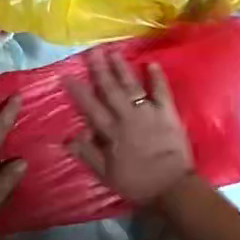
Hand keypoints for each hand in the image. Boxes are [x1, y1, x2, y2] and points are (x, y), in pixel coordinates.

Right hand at [64, 49, 195, 205]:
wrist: (172, 188)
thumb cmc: (138, 183)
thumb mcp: (106, 174)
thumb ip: (88, 154)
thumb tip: (69, 138)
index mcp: (111, 131)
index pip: (91, 107)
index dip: (78, 90)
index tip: (67, 74)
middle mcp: (127, 116)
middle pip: (110, 89)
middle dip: (100, 69)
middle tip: (92, 51)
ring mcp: (148, 112)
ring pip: (131, 86)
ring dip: (122, 68)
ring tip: (113, 52)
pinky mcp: (168, 113)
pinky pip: (161, 91)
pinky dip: (157, 77)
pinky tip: (151, 64)